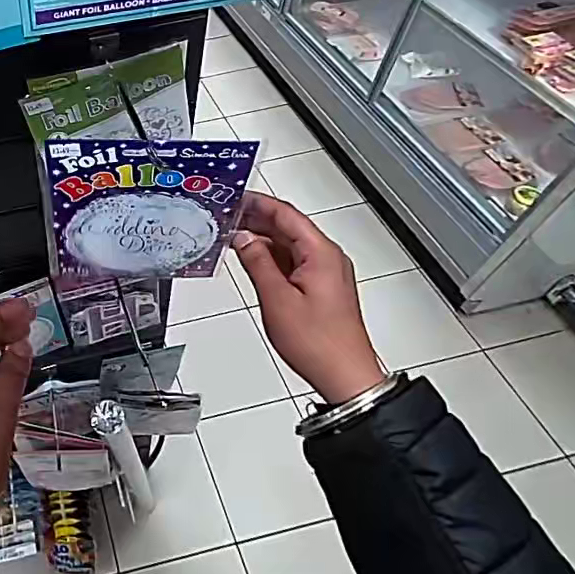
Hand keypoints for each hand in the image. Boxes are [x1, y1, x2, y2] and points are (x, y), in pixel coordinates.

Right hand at [229, 191, 385, 403]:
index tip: (237, 198)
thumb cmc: (320, 343)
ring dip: (263, 239)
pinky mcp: (323, 287)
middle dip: (258, 220)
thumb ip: (258, 263)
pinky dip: (272, 258)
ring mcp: (326, 273)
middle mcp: (327, 258)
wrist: (345, 375)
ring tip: (234, 237)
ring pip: (291, 245)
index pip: (286, 214)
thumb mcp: (277, 299)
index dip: (259, 203)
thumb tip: (244, 239)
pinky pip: (294, 262)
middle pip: (289, 227)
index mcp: (321, 253)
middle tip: (229, 216)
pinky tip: (254, 261)